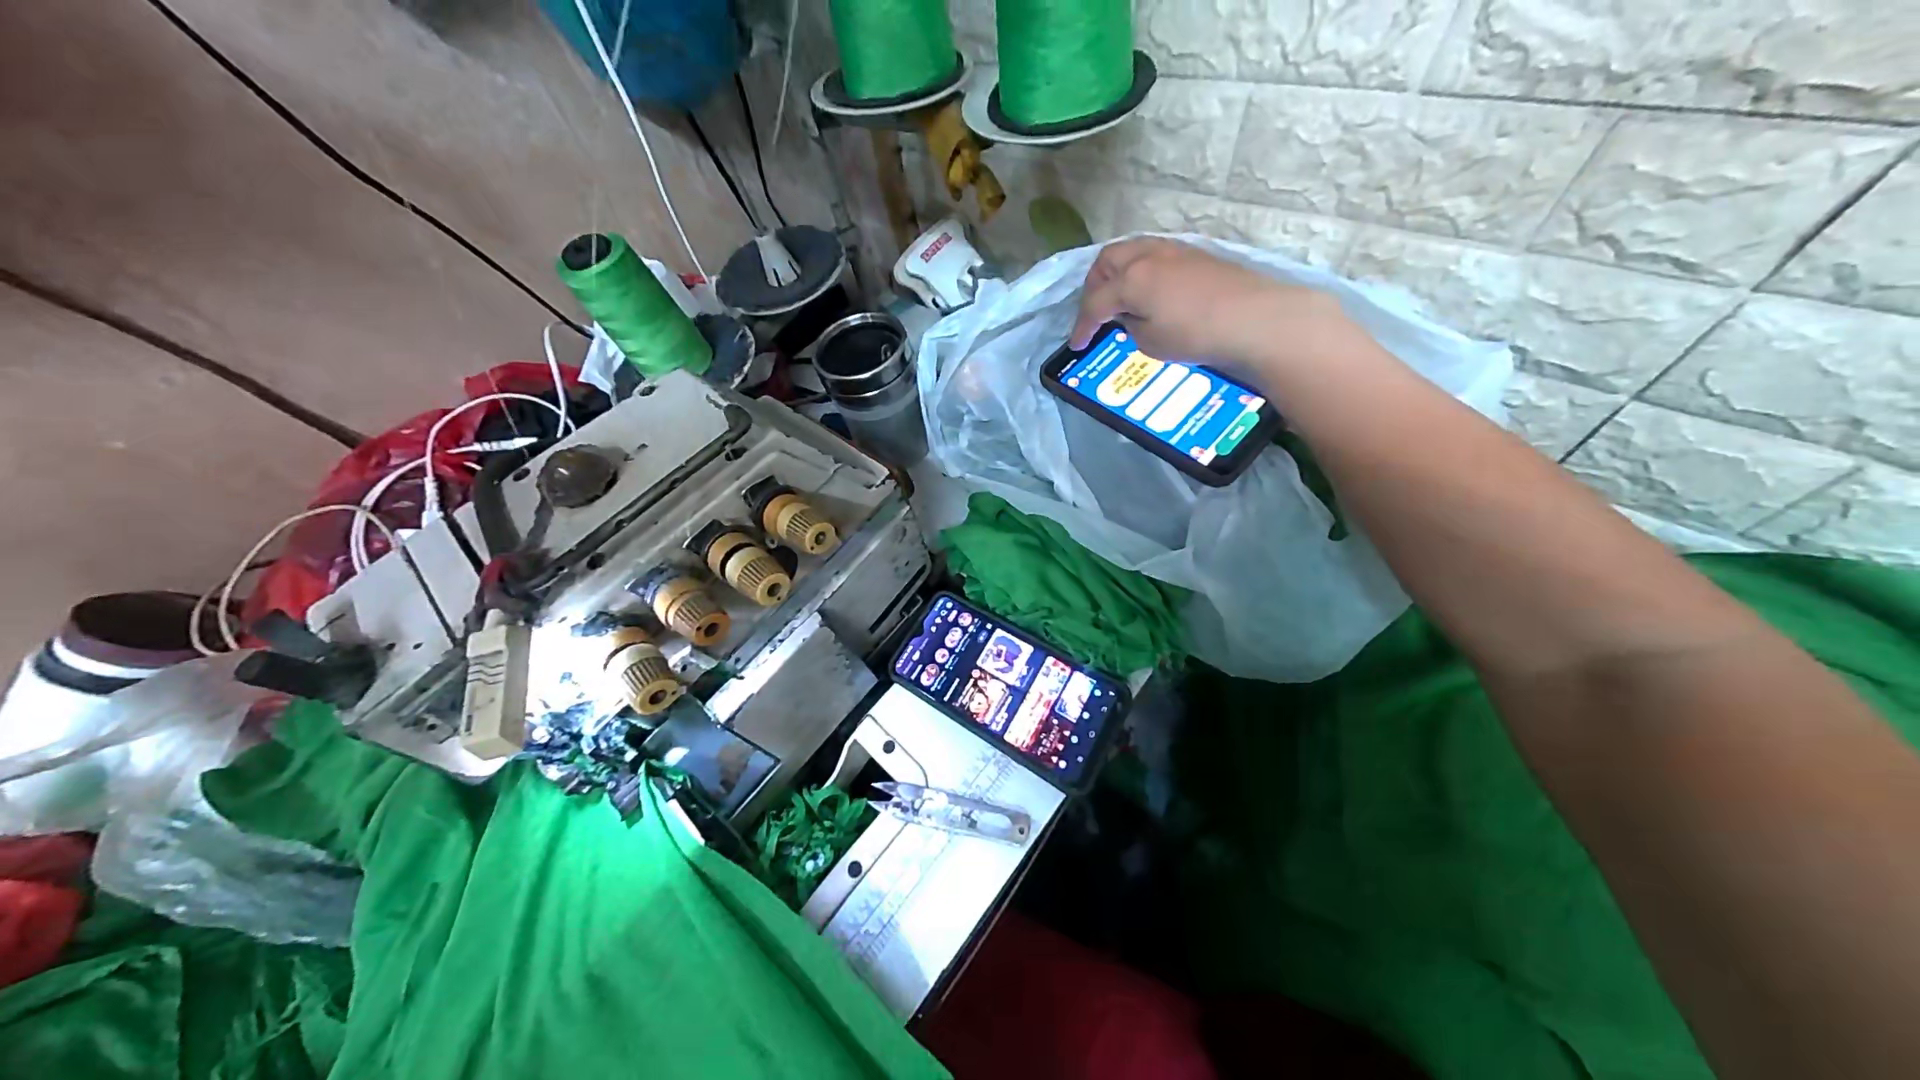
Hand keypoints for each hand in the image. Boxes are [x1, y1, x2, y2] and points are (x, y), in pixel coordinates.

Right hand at [1069, 237, 1360, 384]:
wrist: (1256, 318)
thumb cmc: (1197, 334)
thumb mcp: (1151, 342)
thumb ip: (1131, 326)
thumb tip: (1130, 317)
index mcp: (1131, 279)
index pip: (1095, 303)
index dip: (1082, 326)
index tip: (1077, 345)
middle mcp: (1148, 255)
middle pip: (1107, 261)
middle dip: (1094, 286)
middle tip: (1096, 311)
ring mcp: (1175, 250)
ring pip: (1132, 252)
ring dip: (1118, 273)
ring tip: (1120, 298)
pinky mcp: (1197, 254)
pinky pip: (1155, 255)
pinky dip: (1142, 271)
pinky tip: (1150, 292)